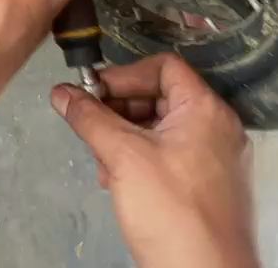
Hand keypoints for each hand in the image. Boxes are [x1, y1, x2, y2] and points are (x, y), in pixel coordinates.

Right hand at [52, 54, 256, 267]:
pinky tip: (116, 179)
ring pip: (161, 127)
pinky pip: (171, 154)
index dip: (125, 74)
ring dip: (125, 135)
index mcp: (205, 110)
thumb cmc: (169, 210)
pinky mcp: (210, 189)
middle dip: (119, 108)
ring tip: (101, 160)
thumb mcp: (122, 156)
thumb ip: (89, 117)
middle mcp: (218, 128)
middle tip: (91, 125)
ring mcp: (216, 161)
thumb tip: (60, 91)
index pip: (164, 67)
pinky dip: (141, 158)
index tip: (94, 93)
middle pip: (160, 95)